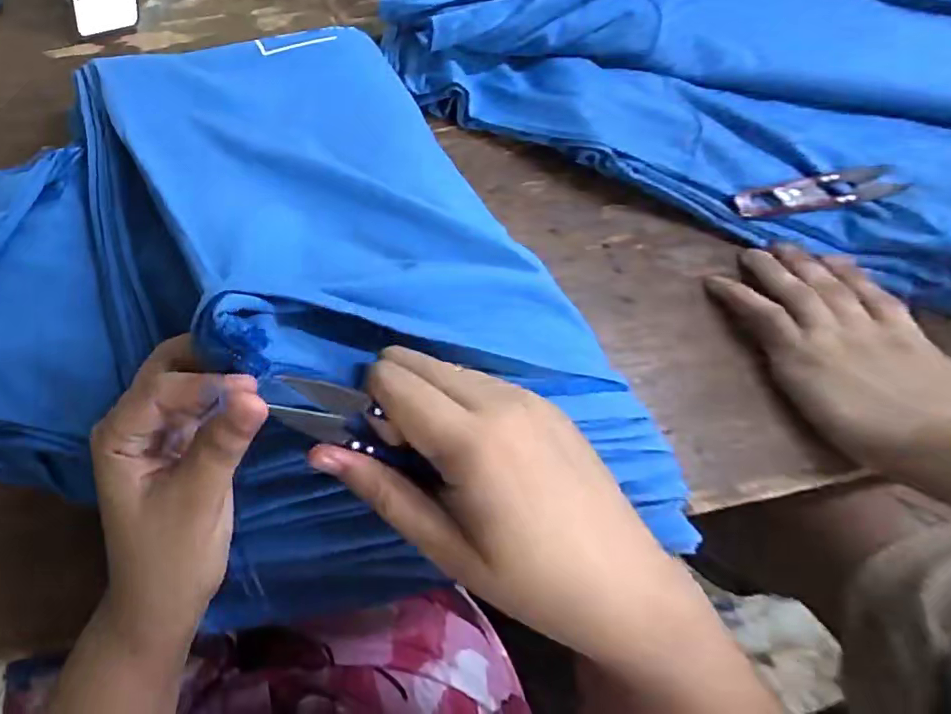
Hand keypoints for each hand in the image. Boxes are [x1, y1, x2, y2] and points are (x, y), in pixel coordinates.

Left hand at [89, 335, 267, 652]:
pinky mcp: (173, 440)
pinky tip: (249, 392)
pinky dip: (220, 397)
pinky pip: (196, 405)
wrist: (161, 608)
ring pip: (182, 382)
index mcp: (117, 434)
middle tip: (252, 356)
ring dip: (216, 375)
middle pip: (165, 371)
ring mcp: (150, 429)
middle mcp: (128, 421)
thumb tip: (256, 395)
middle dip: (205, 360)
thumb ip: (223, 444)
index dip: (203, 382)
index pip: (158, 388)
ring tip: (258, 369)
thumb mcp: (199, 501)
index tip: (251, 386)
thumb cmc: (171, 560)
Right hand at [307, 346, 715, 675]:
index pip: (386, 375)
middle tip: (417, 453)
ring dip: (425, 394)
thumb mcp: (444, 546)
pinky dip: (457, 396)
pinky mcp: (544, 398)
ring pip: (440, 362)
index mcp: (470, 437)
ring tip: (452, 453)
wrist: (632, 594)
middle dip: (393, 393)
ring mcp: (525, 393)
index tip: (395, 455)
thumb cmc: (528, 580)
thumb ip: (378, 489)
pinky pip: (475, 374)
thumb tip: (317, 450)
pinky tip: (485, 450)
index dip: (373, 409)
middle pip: (407, 357)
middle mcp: (497, 398)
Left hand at [705, 244, 950, 464]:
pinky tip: (713, 282)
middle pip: (830, 286)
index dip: (855, 278)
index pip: (879, 300)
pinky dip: (735, 294)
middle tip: (783, 246)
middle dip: (805, 264)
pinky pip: (760, 312)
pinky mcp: (798, 349)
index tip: (839, 260)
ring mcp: (829, 335)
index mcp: (913, 341)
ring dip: (769, 269)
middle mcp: (866, 329)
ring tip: (749, 253)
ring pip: (793, 291)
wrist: (944, 444)